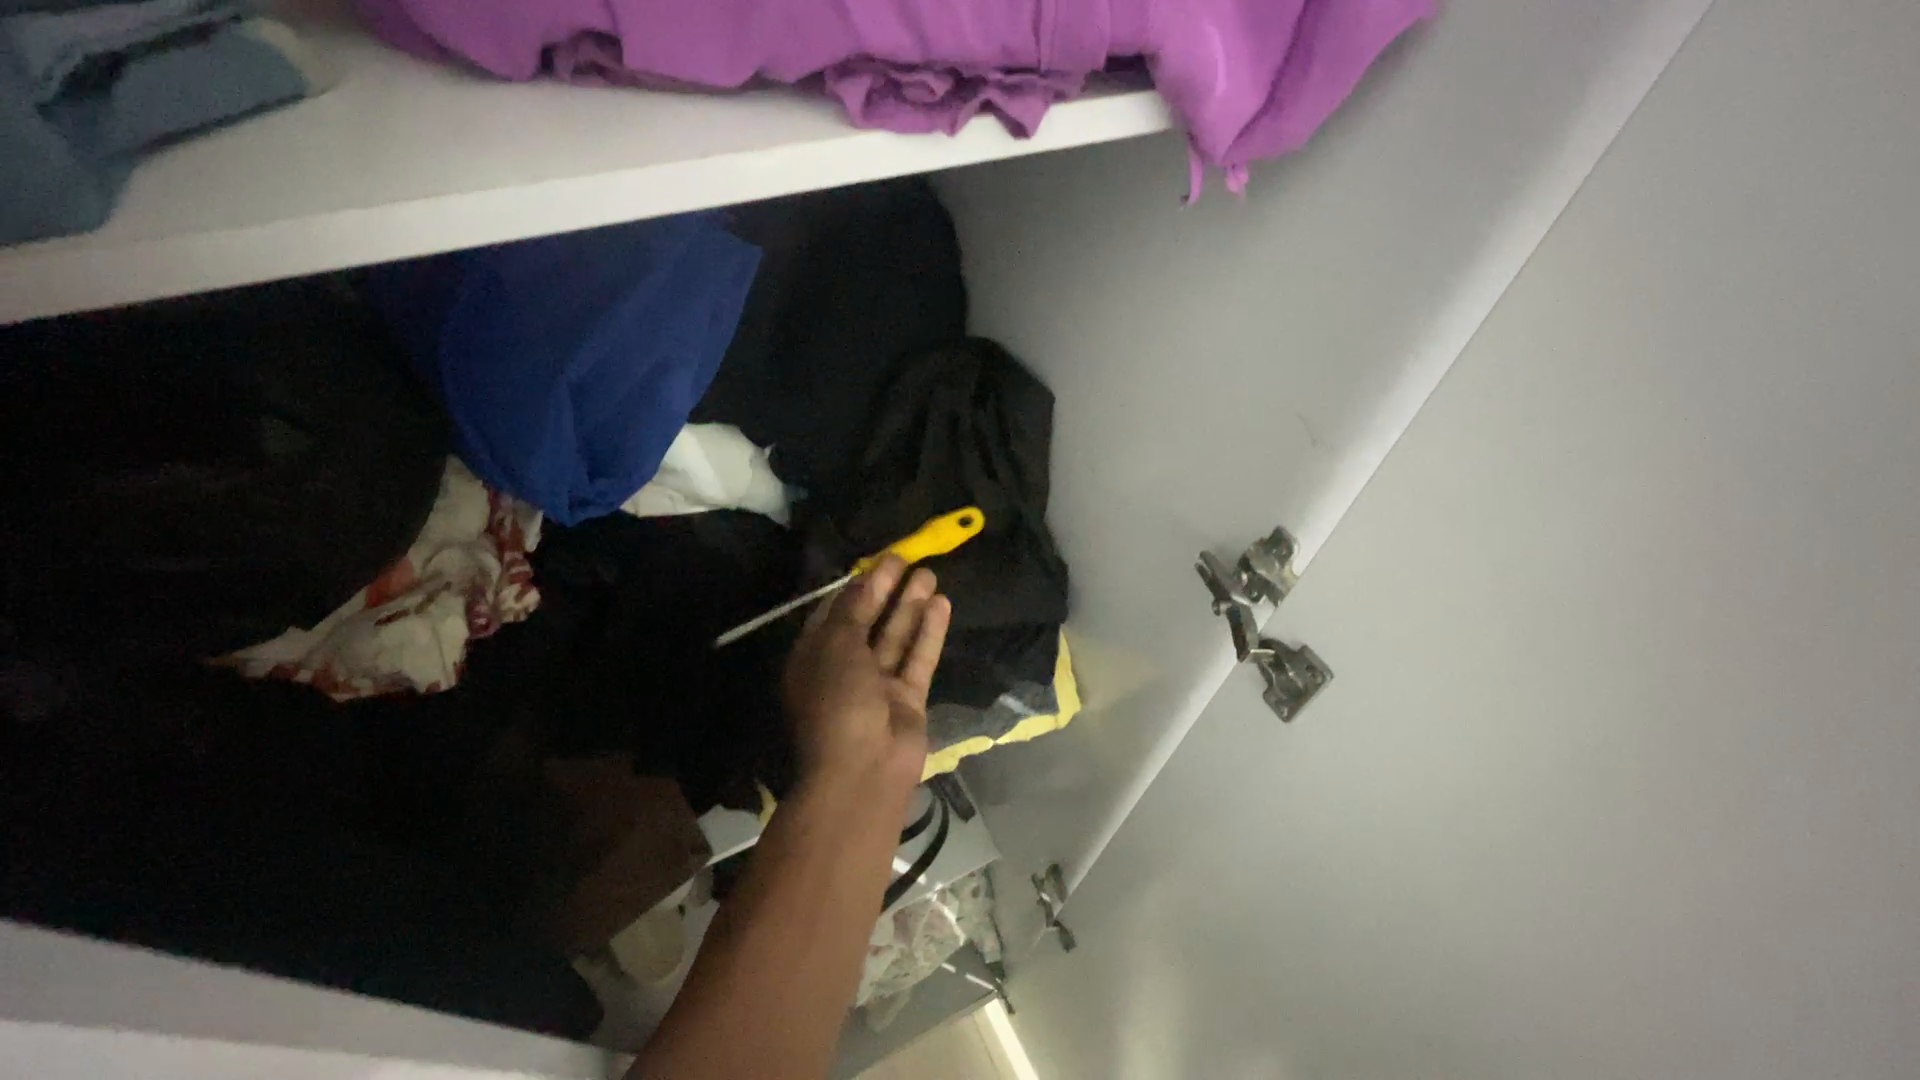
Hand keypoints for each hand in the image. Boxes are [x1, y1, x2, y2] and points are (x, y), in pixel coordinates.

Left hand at [782, 556, 950, 797]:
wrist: (863, 769)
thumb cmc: (837, 700)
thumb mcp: (834, 645)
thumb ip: (852, 609)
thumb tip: (863, 579)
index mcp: (813, 658)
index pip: (834, 613)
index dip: (855, 586)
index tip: (878, 561)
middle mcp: (843, 670)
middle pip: (867, 622)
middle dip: (885, 591)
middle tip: (907, 560)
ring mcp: (877, 686)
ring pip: (895, 638)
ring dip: (910, 607)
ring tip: (929, 574)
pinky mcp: (907, 699)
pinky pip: (917, 659)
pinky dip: (928, 633)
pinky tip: (942, 604)